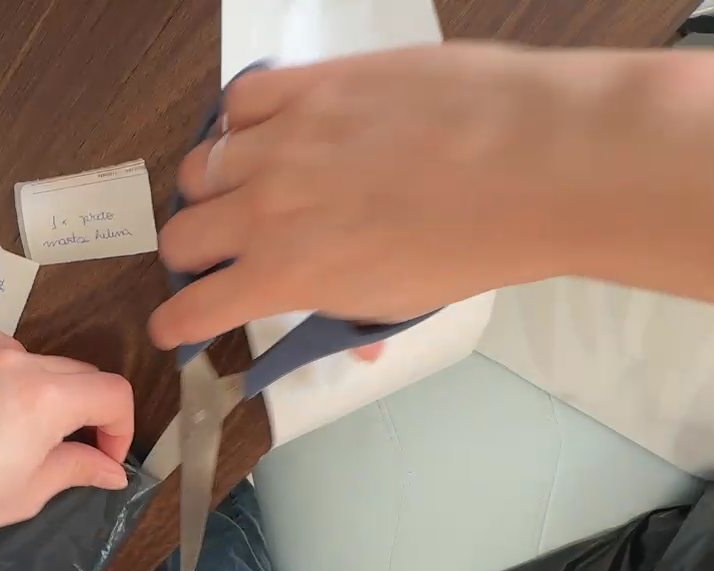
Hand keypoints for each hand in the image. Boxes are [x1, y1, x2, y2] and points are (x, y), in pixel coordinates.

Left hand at [0, 326, 134, 565]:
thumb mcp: (27, 492)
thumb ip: (77, 469)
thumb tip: (112, 471)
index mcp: (47, 397)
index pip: (113, 394)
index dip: (122, 430)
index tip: (106, 461)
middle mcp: (18, 361)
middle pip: (83, 375)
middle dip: (92, 414)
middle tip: (78, 454)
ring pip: (44, 361)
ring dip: (56, 393)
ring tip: (33, 434)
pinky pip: (3, 351)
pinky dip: (17, 373)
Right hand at [150, 43, 589, 348]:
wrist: (539, 162)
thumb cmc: (471, 246)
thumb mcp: (394, 306)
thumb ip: (340, 319)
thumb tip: (351, 343)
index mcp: (280, 277)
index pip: (188, 311)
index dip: (174, 325)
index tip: (177, 325)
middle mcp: (263, 210)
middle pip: (178, 236)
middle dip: (191, 256)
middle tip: (221, 254)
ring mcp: (282, 141)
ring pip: (198, 168)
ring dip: (213, 190)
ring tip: (249, 189)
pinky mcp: (312, 84)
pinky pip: (239, 100)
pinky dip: (241, 122)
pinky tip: (272, 133)